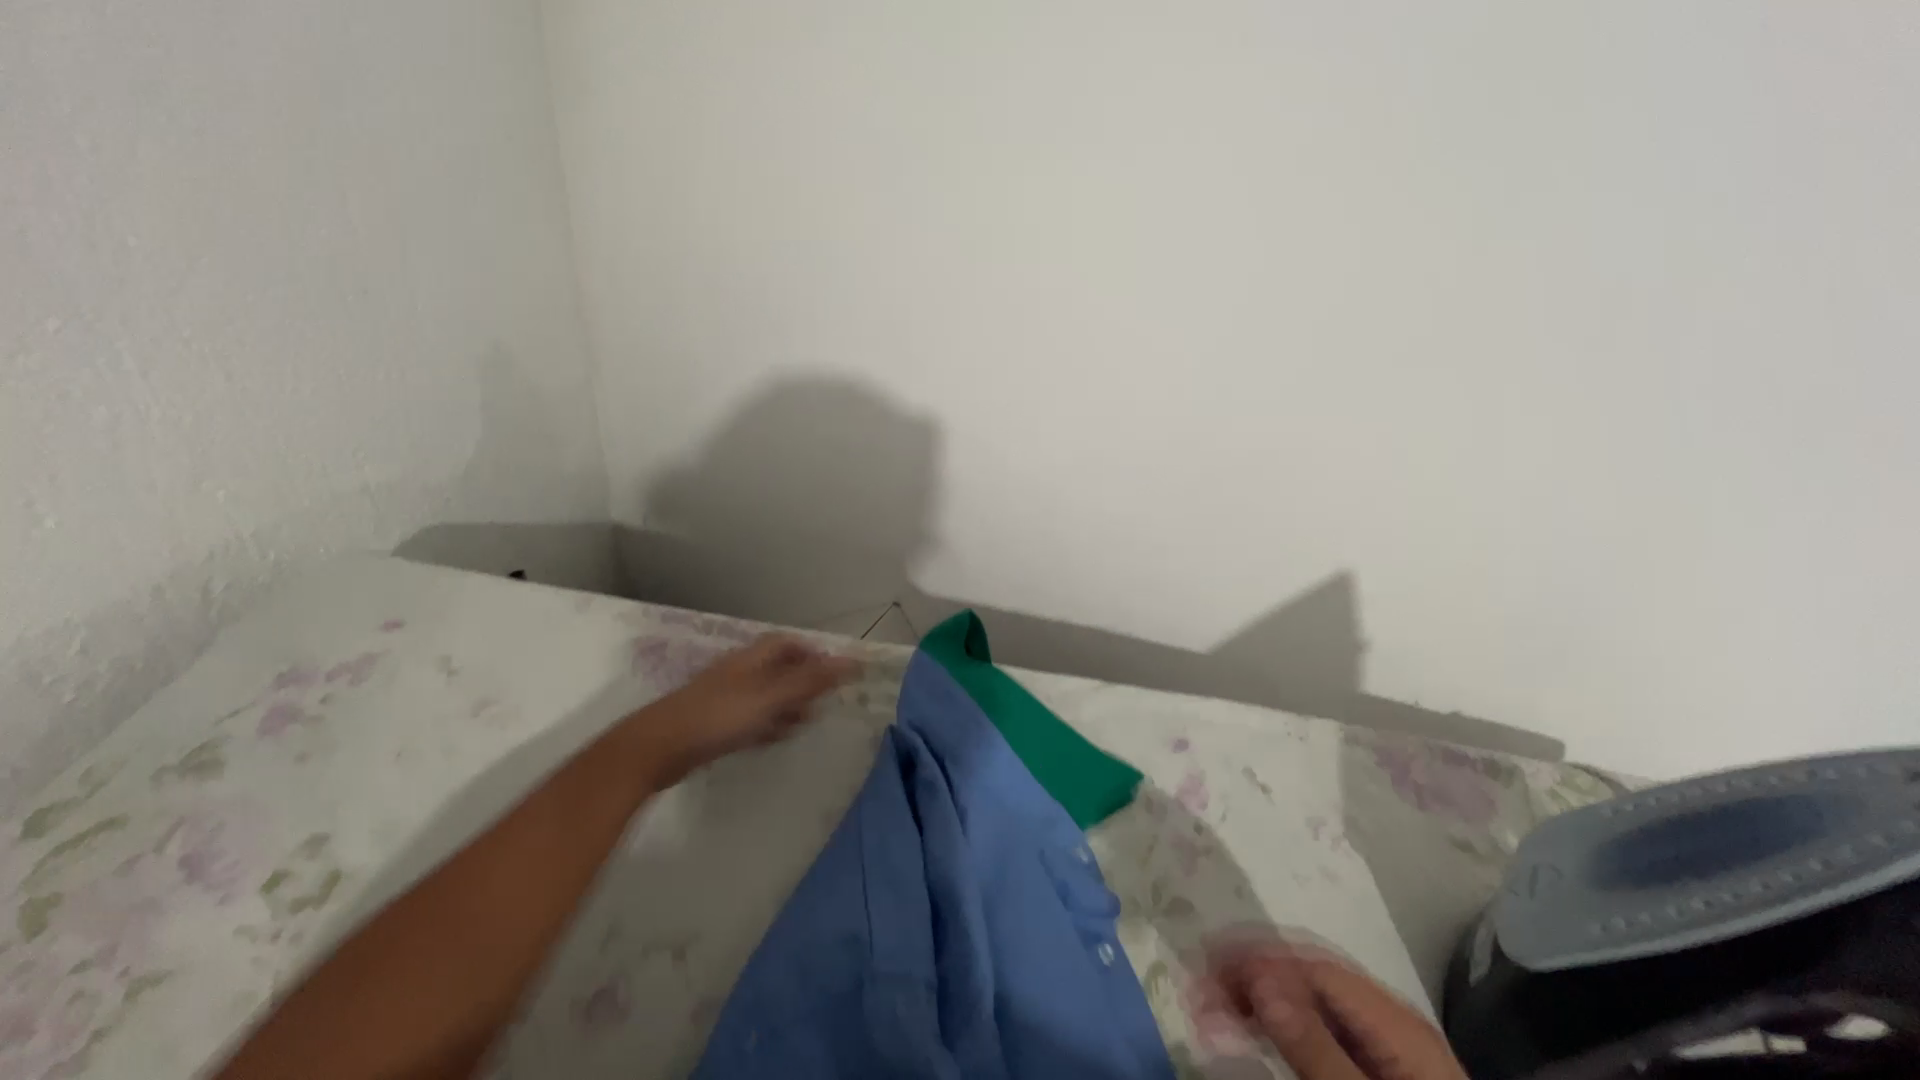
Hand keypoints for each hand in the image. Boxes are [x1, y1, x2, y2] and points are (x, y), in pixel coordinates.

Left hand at [629, 634, 858, 782]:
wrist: (657, 749)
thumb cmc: (717, 717)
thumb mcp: (769, 697)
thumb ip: (810, 681)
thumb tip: (853, 660)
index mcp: (750, 660)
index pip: (786, 644)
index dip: (812, 653)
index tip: (834, 673)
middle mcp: (737, 674)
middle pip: (777, 669)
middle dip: (803, 682)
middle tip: (826, 702)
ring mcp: (723, 699)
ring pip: (764, 696)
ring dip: (787, 706)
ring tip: (807, 722)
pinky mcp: (713, 725)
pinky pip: (749, 719)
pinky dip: (767, 725)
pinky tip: (774, 738)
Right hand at [1198, 936, 1467, 1079]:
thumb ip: (1314, 1046)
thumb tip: (1260, 982)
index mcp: (1393, 1018)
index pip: (1314, 965)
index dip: (1257, 957)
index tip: (1206, 967)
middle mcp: (1390, 1012)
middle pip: (1311, 967)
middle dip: (1253, 964)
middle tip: (1200, 979)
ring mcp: (1385, 1034)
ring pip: (1312, 988)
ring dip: (1261, 985)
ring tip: (1215, 995)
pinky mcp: (1376, 1055)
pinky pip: (1321, 1014)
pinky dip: (1281, 1009)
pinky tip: (1254, 1015)